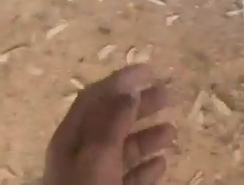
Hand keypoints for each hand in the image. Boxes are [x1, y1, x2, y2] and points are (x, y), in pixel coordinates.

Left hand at [44, 65, 174, 184]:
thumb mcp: (98, 156)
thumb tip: (129, 90)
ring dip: (148, 136)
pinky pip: (127, 178)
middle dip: (142, 105)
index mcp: (71, 138)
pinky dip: (145, 169)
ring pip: (122, 150)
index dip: (122, 79)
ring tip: (172, 132)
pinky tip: (161, 166)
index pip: (95, 96)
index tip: (152, 69)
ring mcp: (92, 180)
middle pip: (112, 119)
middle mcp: (80, 155)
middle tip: (172, 96)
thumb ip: (113, 122)